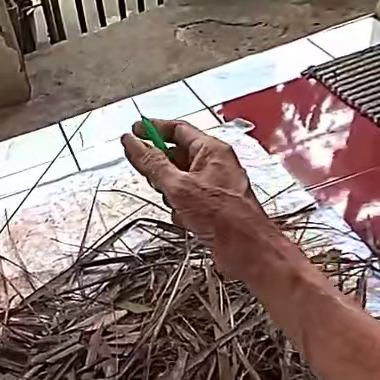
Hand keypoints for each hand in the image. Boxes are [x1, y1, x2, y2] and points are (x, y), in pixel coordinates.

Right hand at [120, 119, 276, 271]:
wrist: (247, 250)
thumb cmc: (225, 216)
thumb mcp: (178, 186)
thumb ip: (151, 163)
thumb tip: (132, 143)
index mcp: (211, 150)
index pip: (177, 129)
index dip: (153, 129)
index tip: (135, 131)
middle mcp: (215, 165)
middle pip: (177, 155)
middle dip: (160, 167)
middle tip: (149, 176)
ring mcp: (214, 186)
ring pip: (180, 180)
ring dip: (170, 192)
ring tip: (174, 202)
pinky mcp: (213, 206)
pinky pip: (187, 199)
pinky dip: (180, 207)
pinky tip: (184, 218)